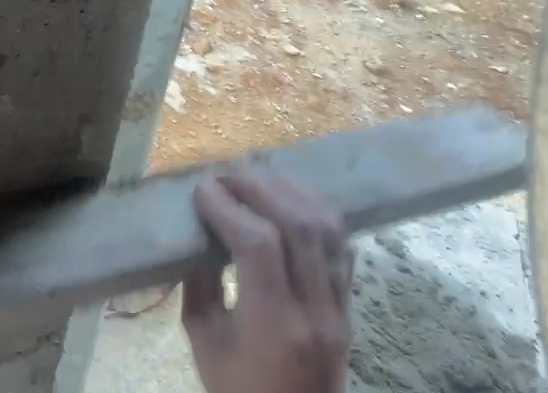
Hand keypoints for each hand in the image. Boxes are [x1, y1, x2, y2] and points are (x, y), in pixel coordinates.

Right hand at [182, 173, 351, 392]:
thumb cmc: (236, 388)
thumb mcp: (202, 337)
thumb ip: (200, 279)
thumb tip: (198, 230)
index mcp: (273, 324)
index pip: (258, 243)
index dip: (227, 206)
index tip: (200, 189)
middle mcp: (315, 311)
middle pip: (298, 226)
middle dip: (256, 188)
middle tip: (223, 176)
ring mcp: (340, 309)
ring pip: (328, 230)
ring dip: (290, 192)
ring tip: (254, 177)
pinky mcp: (350, 308)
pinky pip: (342, 247)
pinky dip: (316, 213)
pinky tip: (289, 198)